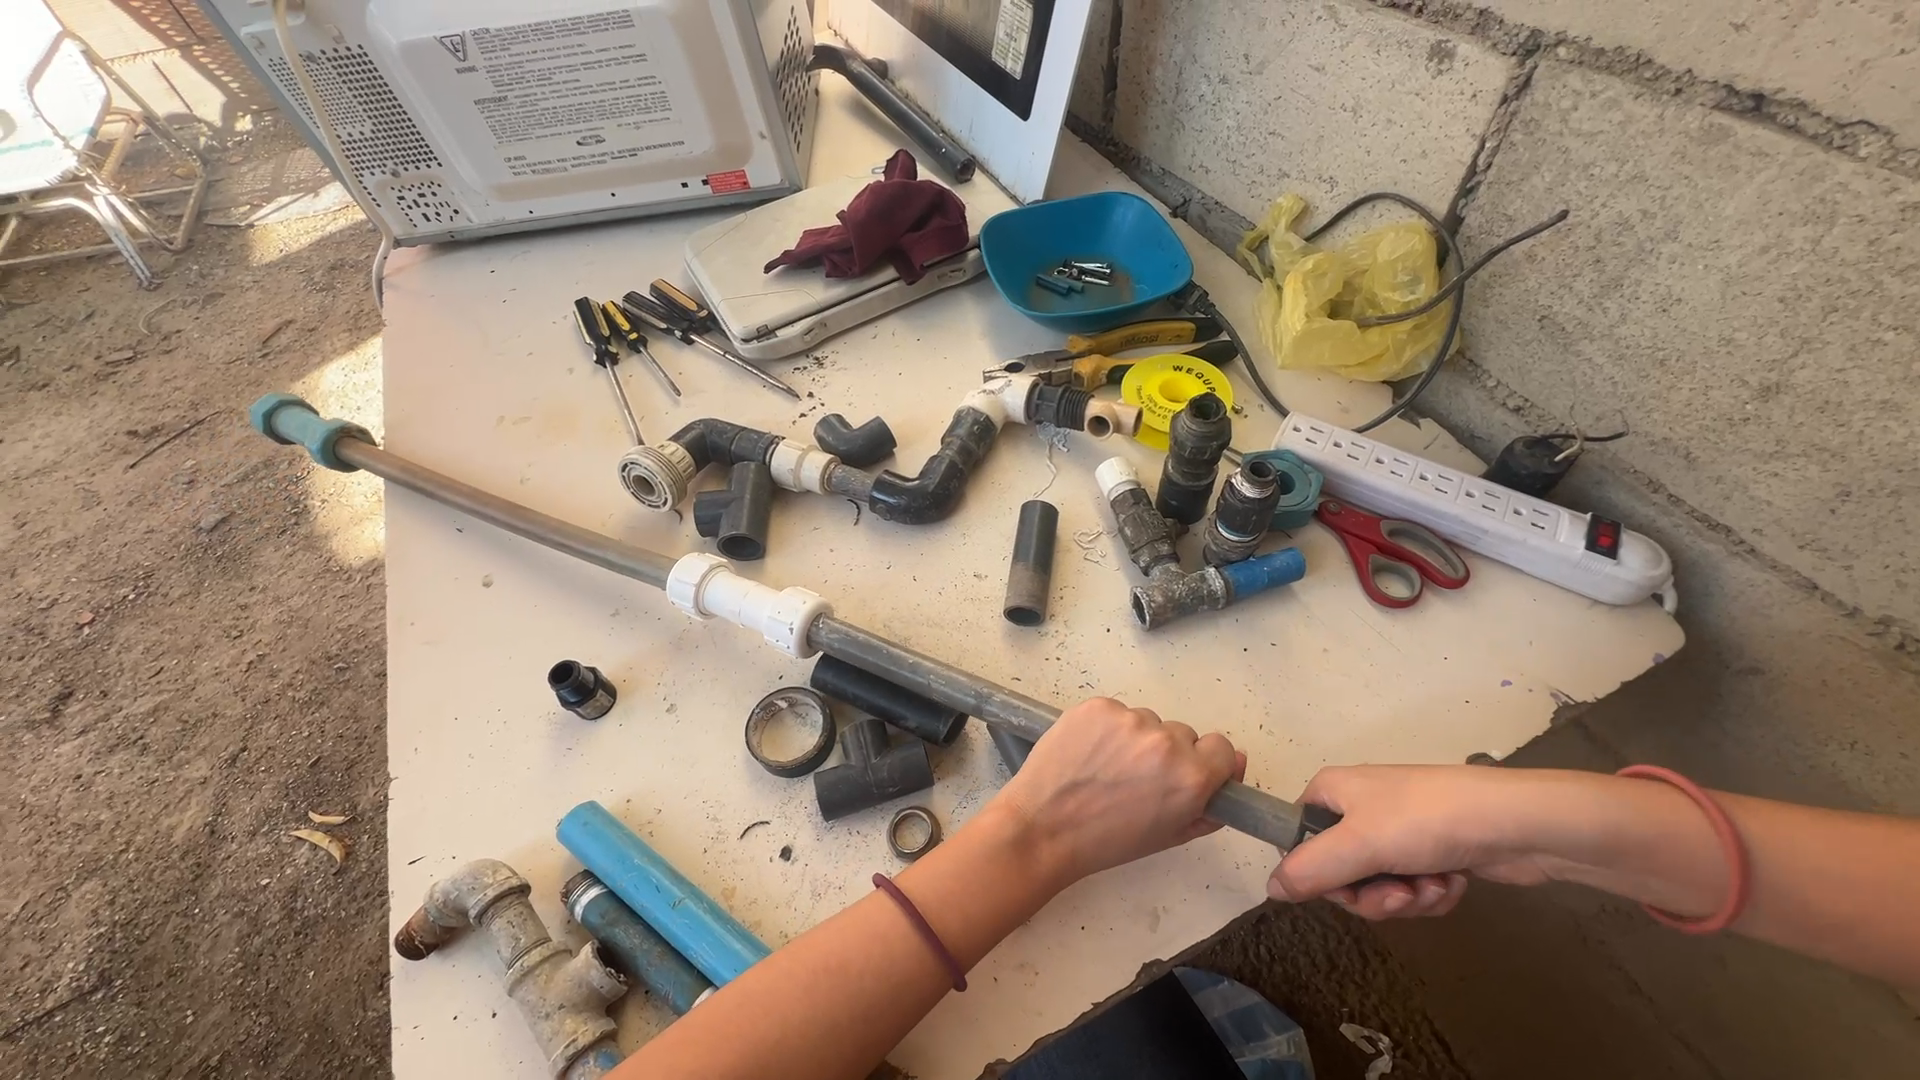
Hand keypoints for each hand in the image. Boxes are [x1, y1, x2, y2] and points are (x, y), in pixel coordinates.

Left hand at [991, 697, 1244, 887]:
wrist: (1044, 827)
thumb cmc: (1109, 841)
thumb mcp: (1172, 834)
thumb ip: (1211, 803)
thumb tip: (1236, 766)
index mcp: (1192, 776)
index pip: (1221, 748)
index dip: (1205, 763)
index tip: (1184, 776)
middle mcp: (1165, 741)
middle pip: (1182, 734)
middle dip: (1167, 753)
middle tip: (1136, 779)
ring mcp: (1128, 719)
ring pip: (1146, 722)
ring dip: (1135, 739)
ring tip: (1106, 768)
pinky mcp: (1096, 706)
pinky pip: (1115, 712)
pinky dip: (1106, 728)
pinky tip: (1089, 752)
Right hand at [1267, 765, 1560, 919]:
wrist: (1517, 821)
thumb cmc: (1425, 820)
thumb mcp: (1359, 844)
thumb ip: (1310, 869)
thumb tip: (1269, 888)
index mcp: (1331, 792)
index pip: (1299, 840)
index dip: (1317, 874)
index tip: (1344, 888)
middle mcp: (1358, 808)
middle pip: (1340, 871)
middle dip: (1372, 894)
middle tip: (1399, 895)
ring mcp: (1396, 829)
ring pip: (1378, 884)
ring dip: (1406, 897)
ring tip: (1435, 886)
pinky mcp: (1431, 849)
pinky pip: (1411, 885)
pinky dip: (1430, 892)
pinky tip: (1452, 883)